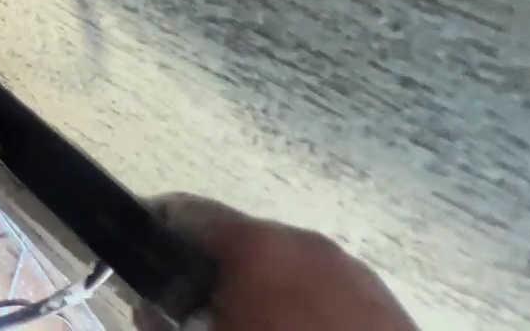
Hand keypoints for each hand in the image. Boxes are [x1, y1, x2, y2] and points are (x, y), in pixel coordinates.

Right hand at [147, 194, 418, 330]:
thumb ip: (157, 322)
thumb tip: (146, 307)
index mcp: (254, 242)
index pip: (180, 209)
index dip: (151, 234)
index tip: (140, 266)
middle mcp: (300, 239)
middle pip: (230, 236)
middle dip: (207, 267)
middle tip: (195, 306)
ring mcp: (352, 269)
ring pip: (279, 261)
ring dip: (256, 284)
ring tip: (250, 321)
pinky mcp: (389, 304)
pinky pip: (322, 287)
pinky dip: (301, 303)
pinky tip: (293, 329)